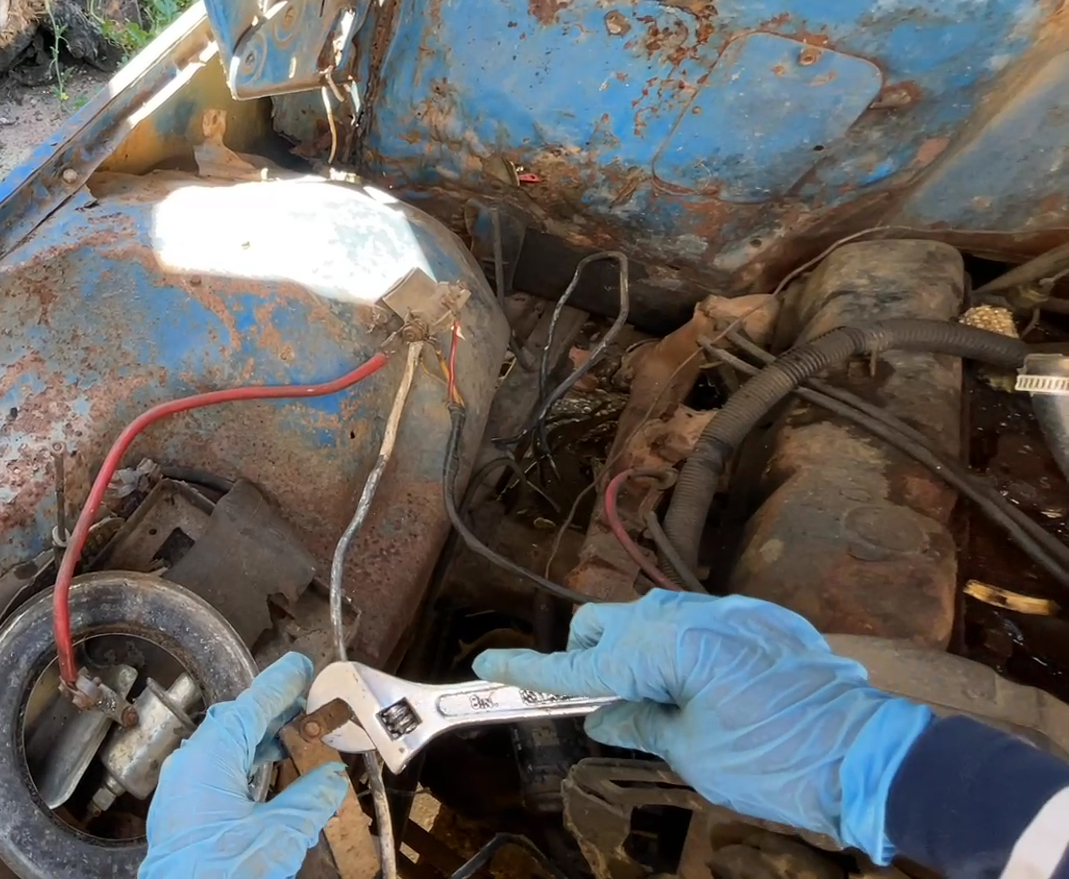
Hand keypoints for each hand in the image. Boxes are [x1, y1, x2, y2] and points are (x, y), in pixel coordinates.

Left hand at [141, 652, 349, 878]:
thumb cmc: (225, 871)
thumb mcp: (278, 835)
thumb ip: (308, 800)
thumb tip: (333, 776)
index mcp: (211, 753)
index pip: (251, 706)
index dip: (279, 684)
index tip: (300, 666)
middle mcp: (191, 759)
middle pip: (236, 721)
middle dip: (272, 709)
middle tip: (306, 701)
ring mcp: (182, 781)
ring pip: (225, 744)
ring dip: (259, 737)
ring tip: (293, 734)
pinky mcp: (181, 805)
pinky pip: (214, 766)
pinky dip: (242, 760)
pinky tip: (263, 769)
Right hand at [472, 591, 929, 861]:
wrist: (887, 759)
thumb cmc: (780, 763)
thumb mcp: (695, 755)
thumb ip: (636, 724)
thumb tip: (604, 717)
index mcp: (660, 648)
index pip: (576, 666)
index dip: (526, 671)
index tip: (485, 666)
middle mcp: (678, 615)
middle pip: (600, 625)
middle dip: (590, 659)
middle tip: (606, 701)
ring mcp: (715, 609)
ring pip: (641, 618)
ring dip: (635, 652)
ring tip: (665, 696)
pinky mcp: (749, 616)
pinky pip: (687, 622)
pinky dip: (678, 649)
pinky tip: (712, 685)